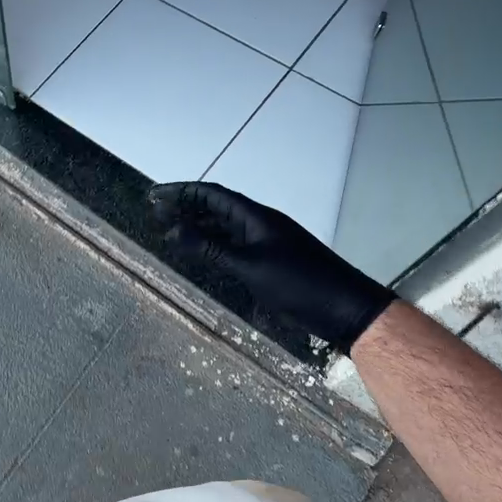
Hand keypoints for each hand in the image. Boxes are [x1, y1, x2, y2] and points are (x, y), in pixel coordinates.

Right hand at [147, 182, 394, 353]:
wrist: (346, 309)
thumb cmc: (299, 284)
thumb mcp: (249, 266)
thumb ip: (210, 248)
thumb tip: (172, 229)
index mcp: (256, 217)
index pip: (212, 194)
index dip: (182, 192)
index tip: (155, 196)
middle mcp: (260, 224)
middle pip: (217, 208)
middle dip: (186, 208)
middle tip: (156, 215)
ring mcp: (267, 243)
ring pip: (225, 227)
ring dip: (198, 227)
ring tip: (171, 234)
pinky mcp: (271, 262)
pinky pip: (234, 245)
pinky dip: (213, 246)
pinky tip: (201, 256)